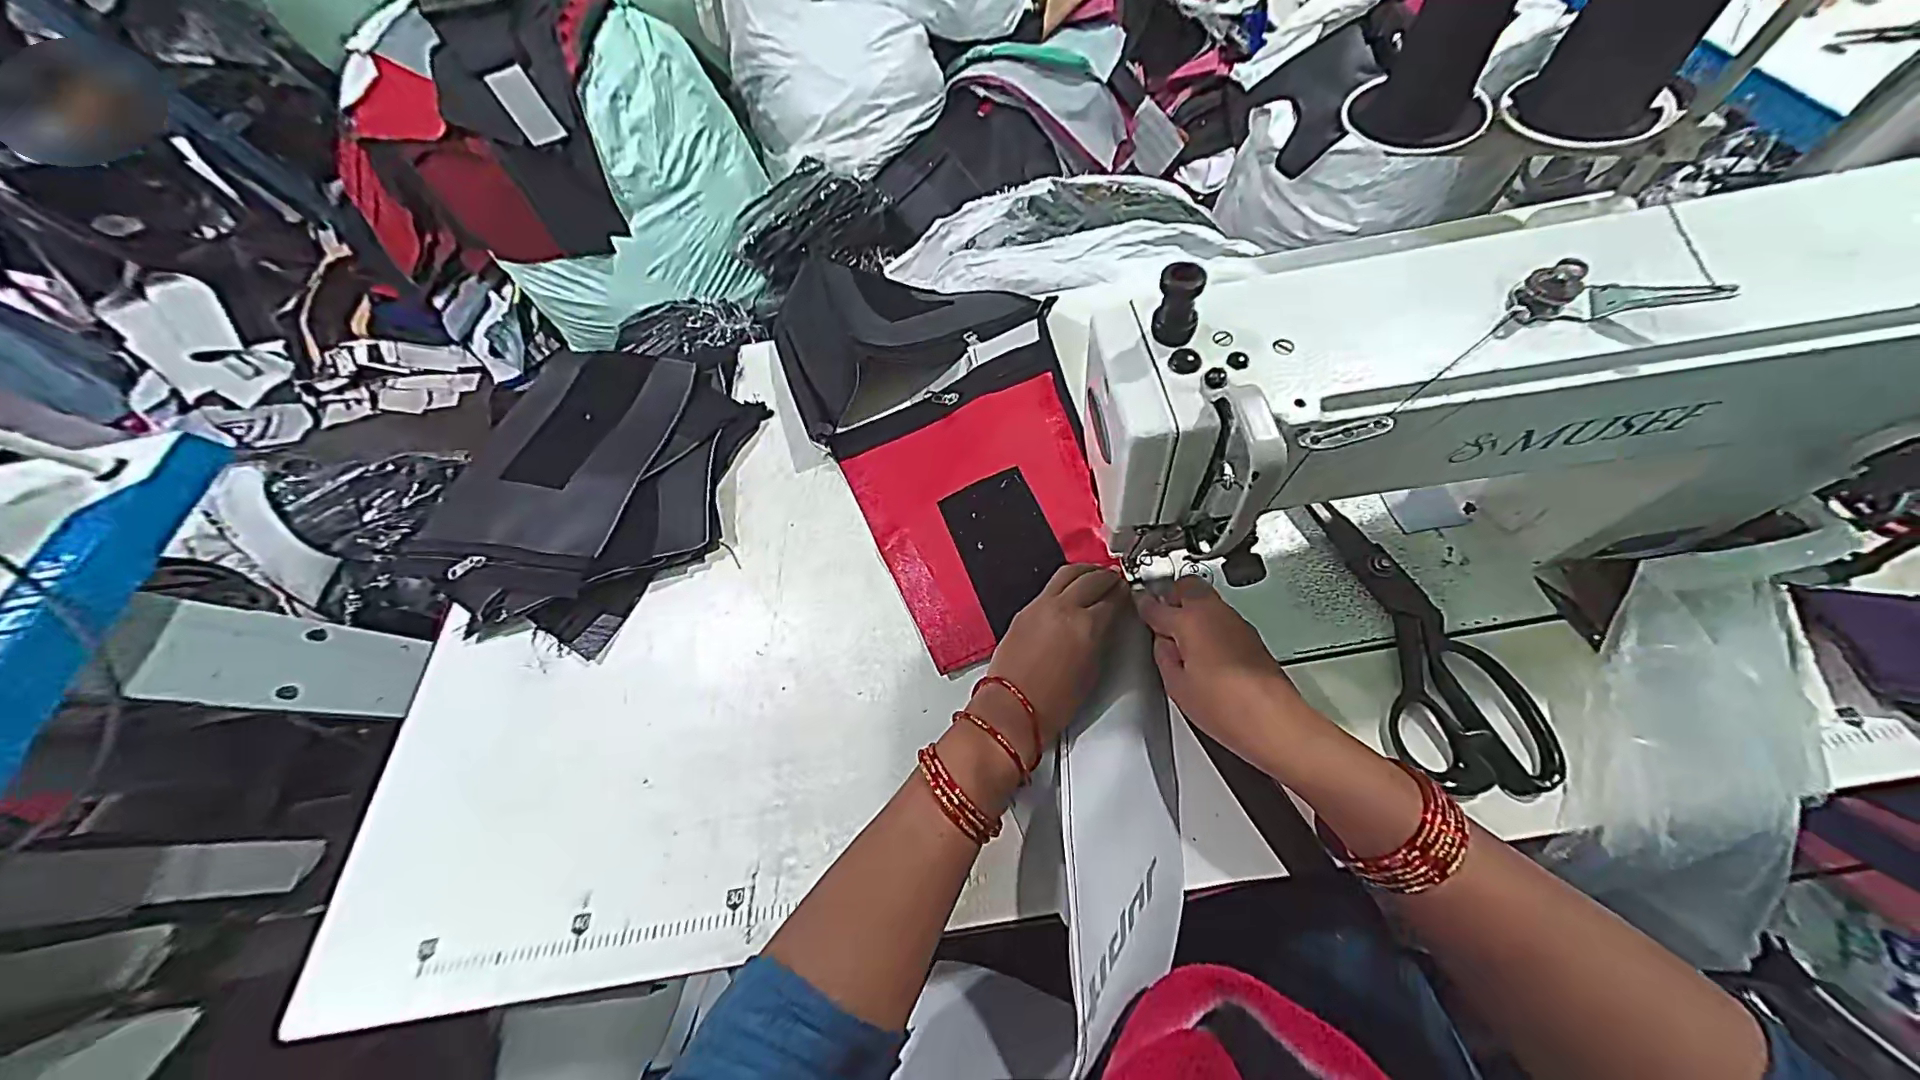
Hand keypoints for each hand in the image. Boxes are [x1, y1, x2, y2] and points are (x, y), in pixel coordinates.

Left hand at [982, 564, 1128, 744]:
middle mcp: (1062, 609)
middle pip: (1092, 578)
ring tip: (1095, 575)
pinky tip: (1070, 589)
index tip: (1128, 593)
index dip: (1124, 594)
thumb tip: (1103, 626)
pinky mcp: (1024, 611)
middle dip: (1108, 577)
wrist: (1013, 707)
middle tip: (1116, 580)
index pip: (1113, 598)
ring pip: (1067, 573)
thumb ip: (1100, 640)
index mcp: (1086, 626)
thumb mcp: (1092, 671)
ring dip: (1086, 571)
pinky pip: (1049, 586)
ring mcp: (1040, 606)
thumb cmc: (1051, 701)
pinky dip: (1064, 582)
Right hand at [1135, 576, 1308, 763]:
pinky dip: (1210, 624)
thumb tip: (1163, 645)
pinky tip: (1204, 648)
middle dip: (1171, 595)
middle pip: (1186, 586)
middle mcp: (1215, 613)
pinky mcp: (1251, 635)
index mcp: (1189, 621)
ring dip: (1192, 609)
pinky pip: (1222, 617)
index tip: (1140, 606)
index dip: (1144, 605)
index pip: (1156, 605)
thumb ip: (1163, 656)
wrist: (1274, 722)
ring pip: (1207, 599)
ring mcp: (1236, 622)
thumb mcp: (1176, 685)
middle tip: (1160, 611)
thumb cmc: (1230, 707)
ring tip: (1182, 635)